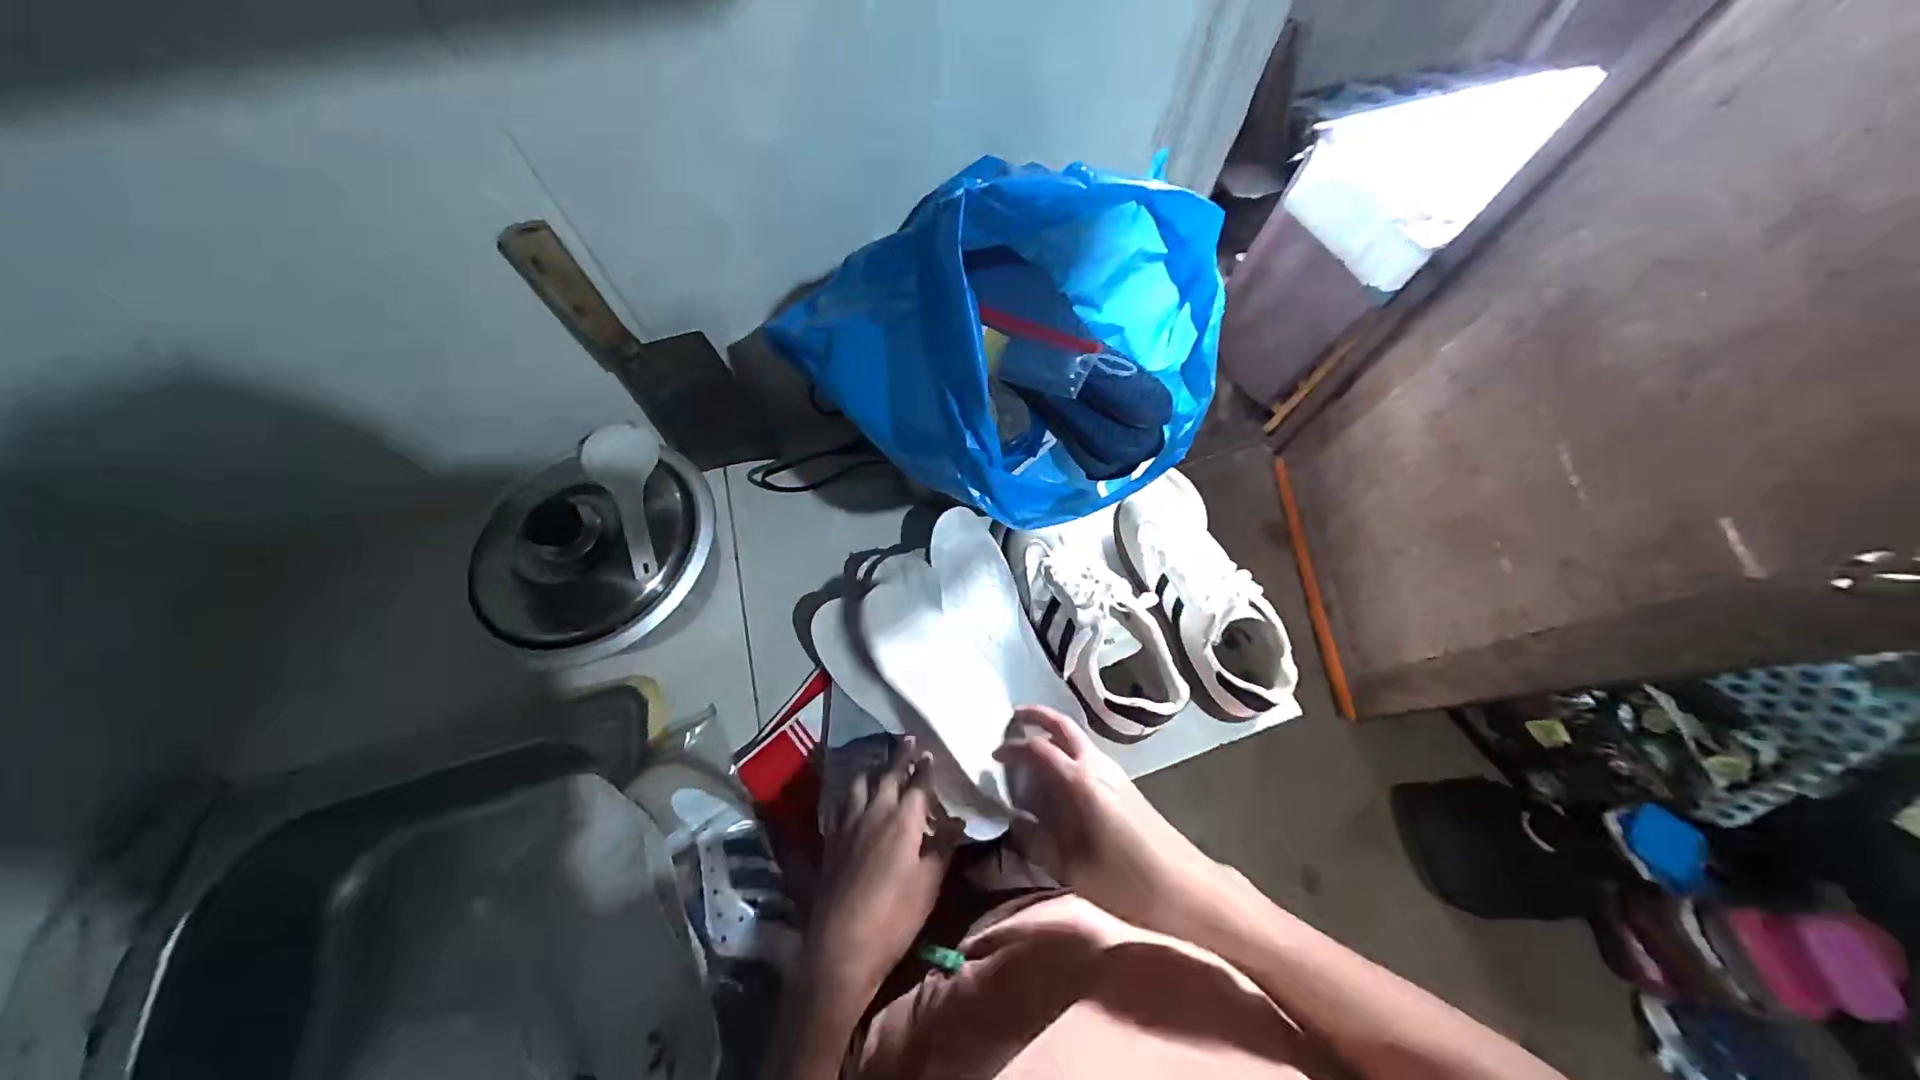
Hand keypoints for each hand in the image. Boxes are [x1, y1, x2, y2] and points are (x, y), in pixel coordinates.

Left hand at [806, 736, 960, 1005]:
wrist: (841, 945)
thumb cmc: (895, 916)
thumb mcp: (929, 883)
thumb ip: (943, 847)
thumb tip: (959, 821)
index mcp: (903, 819)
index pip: (918, 784)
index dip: (925, 767)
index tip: (929, 753)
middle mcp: (874, 812)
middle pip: (887, 775)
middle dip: (899, 757)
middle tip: (906, 741)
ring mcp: (848, 824)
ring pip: (858, 784)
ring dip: (872, 771)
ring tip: (878, 766)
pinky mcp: (830, 840)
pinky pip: (840, 804)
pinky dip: (849, 794)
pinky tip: (850, 799)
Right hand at [995, 706, 1245, 937]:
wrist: (1187, 888)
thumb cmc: (1127, 882)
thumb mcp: (1073, 870)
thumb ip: (1038, 842)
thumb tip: (1015, 822)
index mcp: (1080, 783)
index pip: (1037, 750)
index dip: (1012, 749)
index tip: (994, 757)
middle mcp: (1097, 767)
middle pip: (1063, 726)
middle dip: (1036, 717)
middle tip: (1013, 719)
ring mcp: (1115, 773)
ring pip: (1078, 738)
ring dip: (1053, 733)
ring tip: (1031, 748)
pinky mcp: (1126, 785)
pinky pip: (1088, 754)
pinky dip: (1068, 750)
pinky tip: (1059, 776)